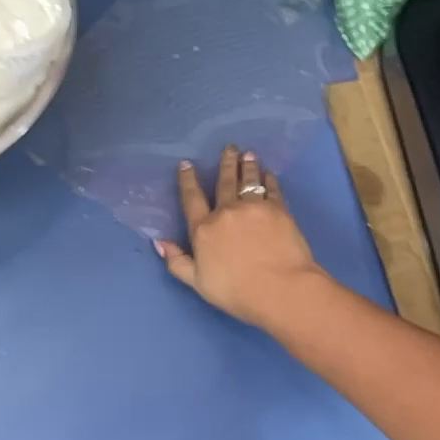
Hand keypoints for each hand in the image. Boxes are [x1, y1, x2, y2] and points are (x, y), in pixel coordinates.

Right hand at [156, 145, 327, 327]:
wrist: (280, 287)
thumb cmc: (236, 291)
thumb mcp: (198, 283)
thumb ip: (178, 262)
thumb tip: (159, 242)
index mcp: (204, 229)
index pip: (192, 199)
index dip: (188, 180)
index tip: (187, 164)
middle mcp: (227, 211)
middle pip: (225, 182)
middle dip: (226, 163)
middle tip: (229, 147)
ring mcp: (255, 208)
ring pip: (249, 180)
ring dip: (248, 165)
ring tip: (248, 153)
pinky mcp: (279, 210)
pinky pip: (272, 189)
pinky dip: (269, 179)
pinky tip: (269, 173)